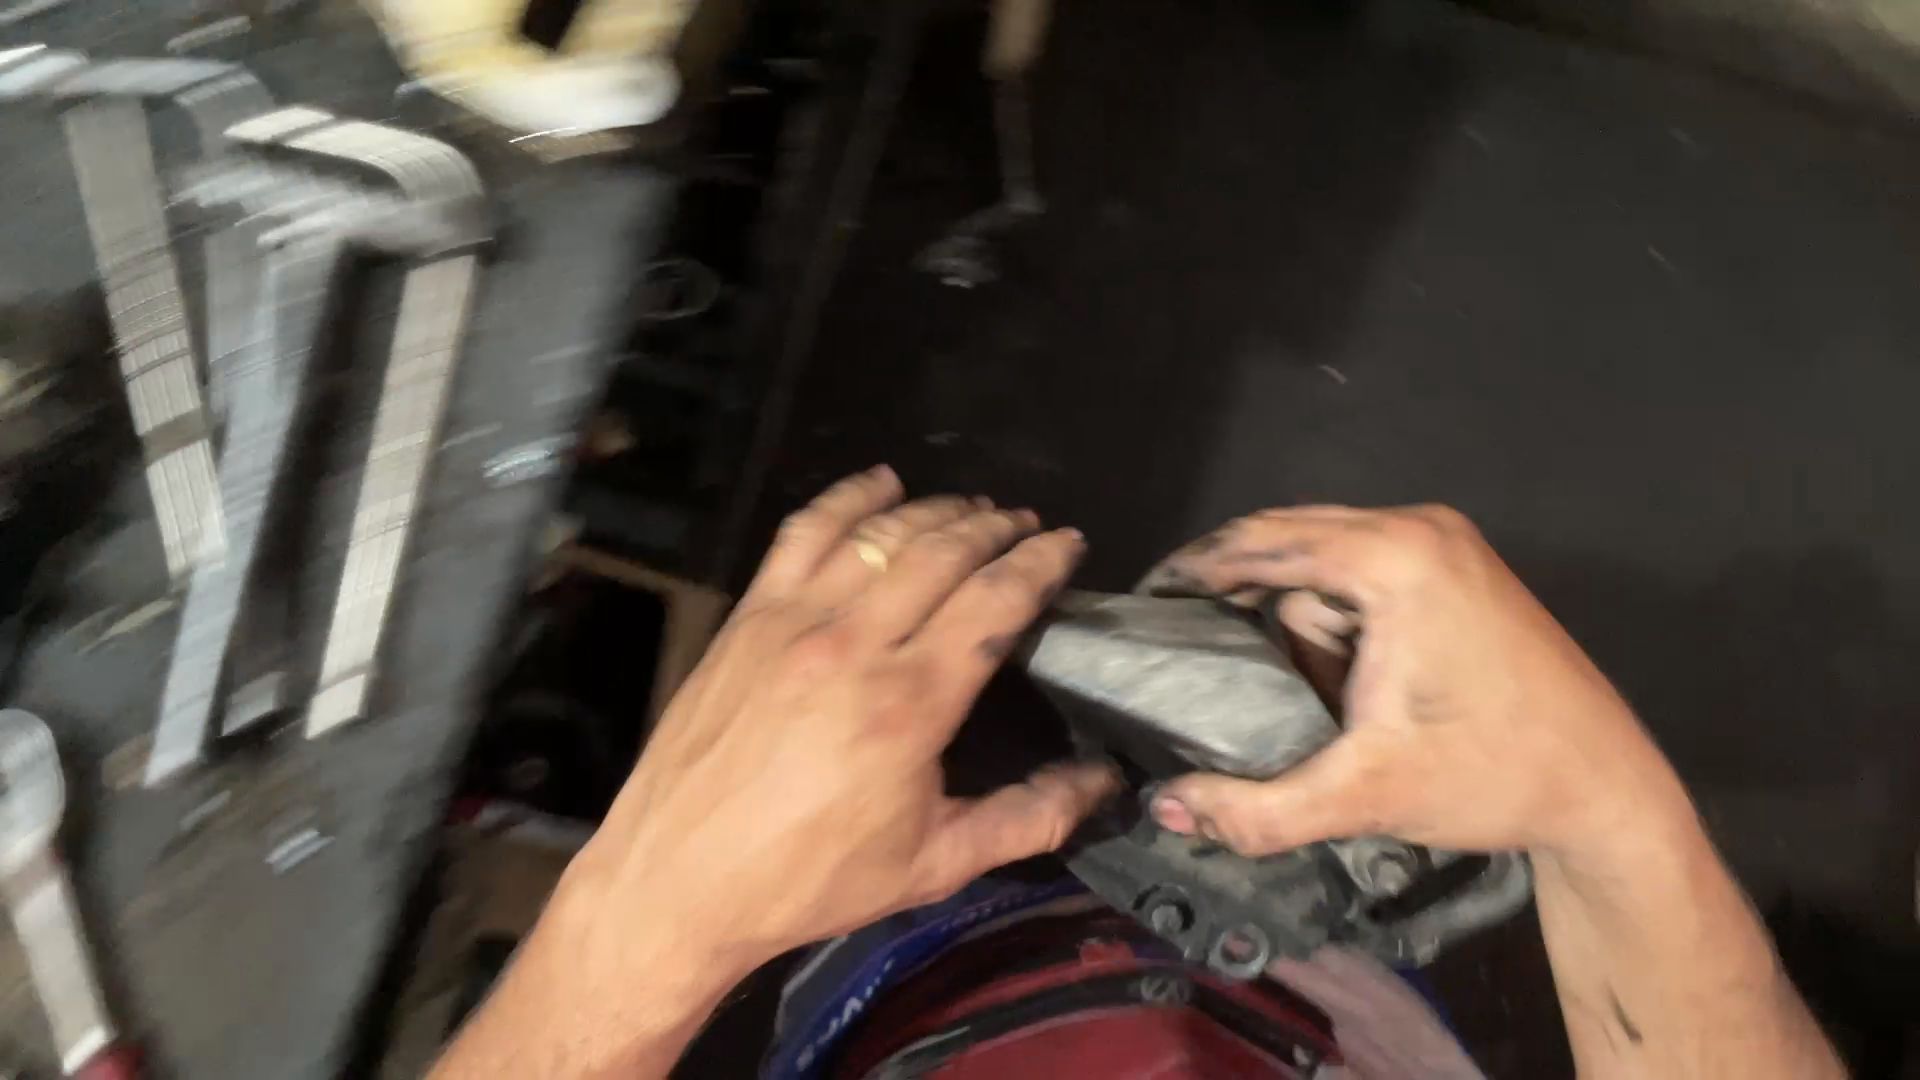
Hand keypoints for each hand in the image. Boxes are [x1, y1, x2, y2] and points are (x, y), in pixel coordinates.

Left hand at [556, 467, 1117, 981]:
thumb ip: (1029, 817)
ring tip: (973, 507)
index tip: (1067, 542)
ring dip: (938, 510)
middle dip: (997, 527)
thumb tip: (1103, 780)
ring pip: (883, 535)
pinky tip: (882, 482)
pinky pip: (805, 531)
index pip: (995, 601)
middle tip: (1026, 521)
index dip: (1041, 562)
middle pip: (945, 553)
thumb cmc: (813, 877)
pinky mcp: (751, 613)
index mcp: (911, 702)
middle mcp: (858, 642)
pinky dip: (848, 497)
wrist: (679, 880)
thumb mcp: (936, 863)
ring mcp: (797, 618)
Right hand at [1142, 504, 1689, 861]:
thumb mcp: (1365, 798)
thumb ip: (1257, 809)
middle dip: (1231, 576)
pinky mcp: (1450, 561)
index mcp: (1395, 561)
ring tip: (1253, 650)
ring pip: (1317, 547)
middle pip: (1285, 532)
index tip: (1148, 594)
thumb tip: (1166, 810)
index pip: (1264, 543)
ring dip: (1281, 593)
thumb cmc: (1492, 779)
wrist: (1612, 793)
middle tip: (1177, 617)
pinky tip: (1315, 646)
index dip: (1197, 566)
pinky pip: (1351, 561)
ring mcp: (1439, 539)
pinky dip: (1319, 597)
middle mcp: (1416, 529)